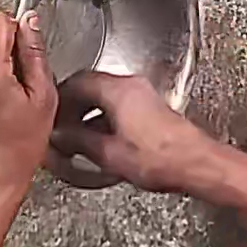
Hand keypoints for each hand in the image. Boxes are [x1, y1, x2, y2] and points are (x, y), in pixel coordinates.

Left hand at [0, 11, 55, 246]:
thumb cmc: (19, 145)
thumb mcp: (42, 96)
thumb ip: (35, 53)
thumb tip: (31, 22)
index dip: (19, 30)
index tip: (29, 52)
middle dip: (12, 50)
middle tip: (25, 82)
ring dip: (3, 62)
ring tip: (14, 94)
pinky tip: (2, 99)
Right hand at [50, 72, 230, 194]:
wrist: (197, 165)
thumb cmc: (161, 158)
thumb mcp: (109, 154)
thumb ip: (79, 142)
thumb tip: (61, 137)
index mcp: (118, 90)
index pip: (77, 82)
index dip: (59, 98)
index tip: (50, 112)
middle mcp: (131, 86)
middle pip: (91, 85)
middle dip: (72, 104)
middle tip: (60, 123)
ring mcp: (142, 96)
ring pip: (105, 95)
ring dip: (88, 111)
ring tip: (76, 134)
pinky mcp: (151, 109)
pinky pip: (119, 104)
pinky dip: (104, 116)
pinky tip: (99, 138)